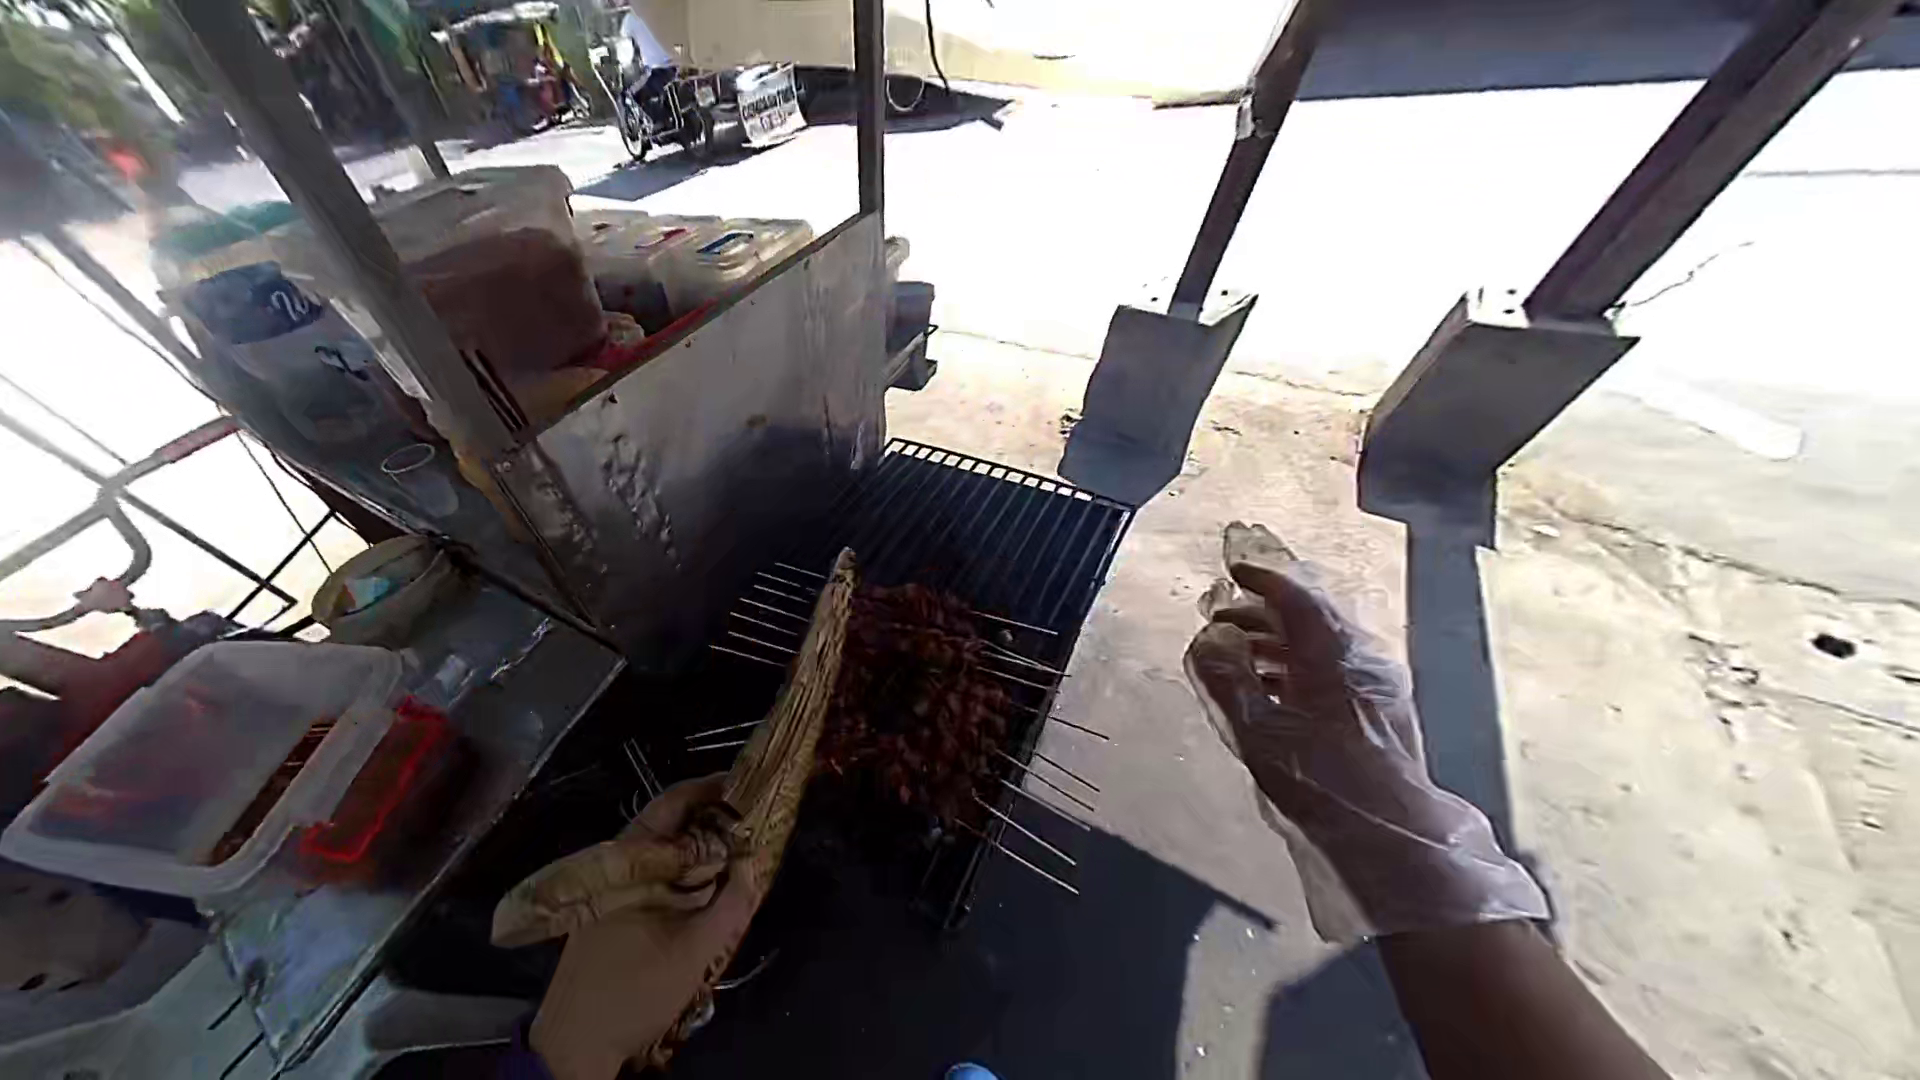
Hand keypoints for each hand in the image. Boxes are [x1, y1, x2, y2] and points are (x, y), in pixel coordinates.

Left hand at [529, 775, 759, 1079]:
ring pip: (666, 843)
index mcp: (630, 862)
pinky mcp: (616, 904)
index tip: (751, 786)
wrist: (574, 1049)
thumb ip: (735, 900)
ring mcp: (614, 884)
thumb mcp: (698, 949)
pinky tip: (712, 878)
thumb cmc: (635, 993)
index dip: (714, 786)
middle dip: (715, 812)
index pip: (675, 800)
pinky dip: (688, 864)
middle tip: (753, 816)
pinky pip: (658, 866)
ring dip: (703, 839)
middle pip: (672, 817)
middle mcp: (618, 863)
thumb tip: (756, 860)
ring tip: (740, 844)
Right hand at [1184, 523, 1546, 940]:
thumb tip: (1205, 642)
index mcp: (1332, 655)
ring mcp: (1372, 683)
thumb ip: (1225, 680)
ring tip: (1236, 655)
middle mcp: (1359, 658)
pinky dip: (1290, 664)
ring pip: (1315, 643)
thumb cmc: (1323, 780)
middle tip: (1222, 620)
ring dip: (1272, 641)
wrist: (1393, 838)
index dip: (1262, 580)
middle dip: (1259, 613)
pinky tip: (1266, 687)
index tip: (1234, 573)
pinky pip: (1326, 666)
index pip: (1296, 598)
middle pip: (1306, 617)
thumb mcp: (1257, 730)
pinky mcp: (1375, 706)